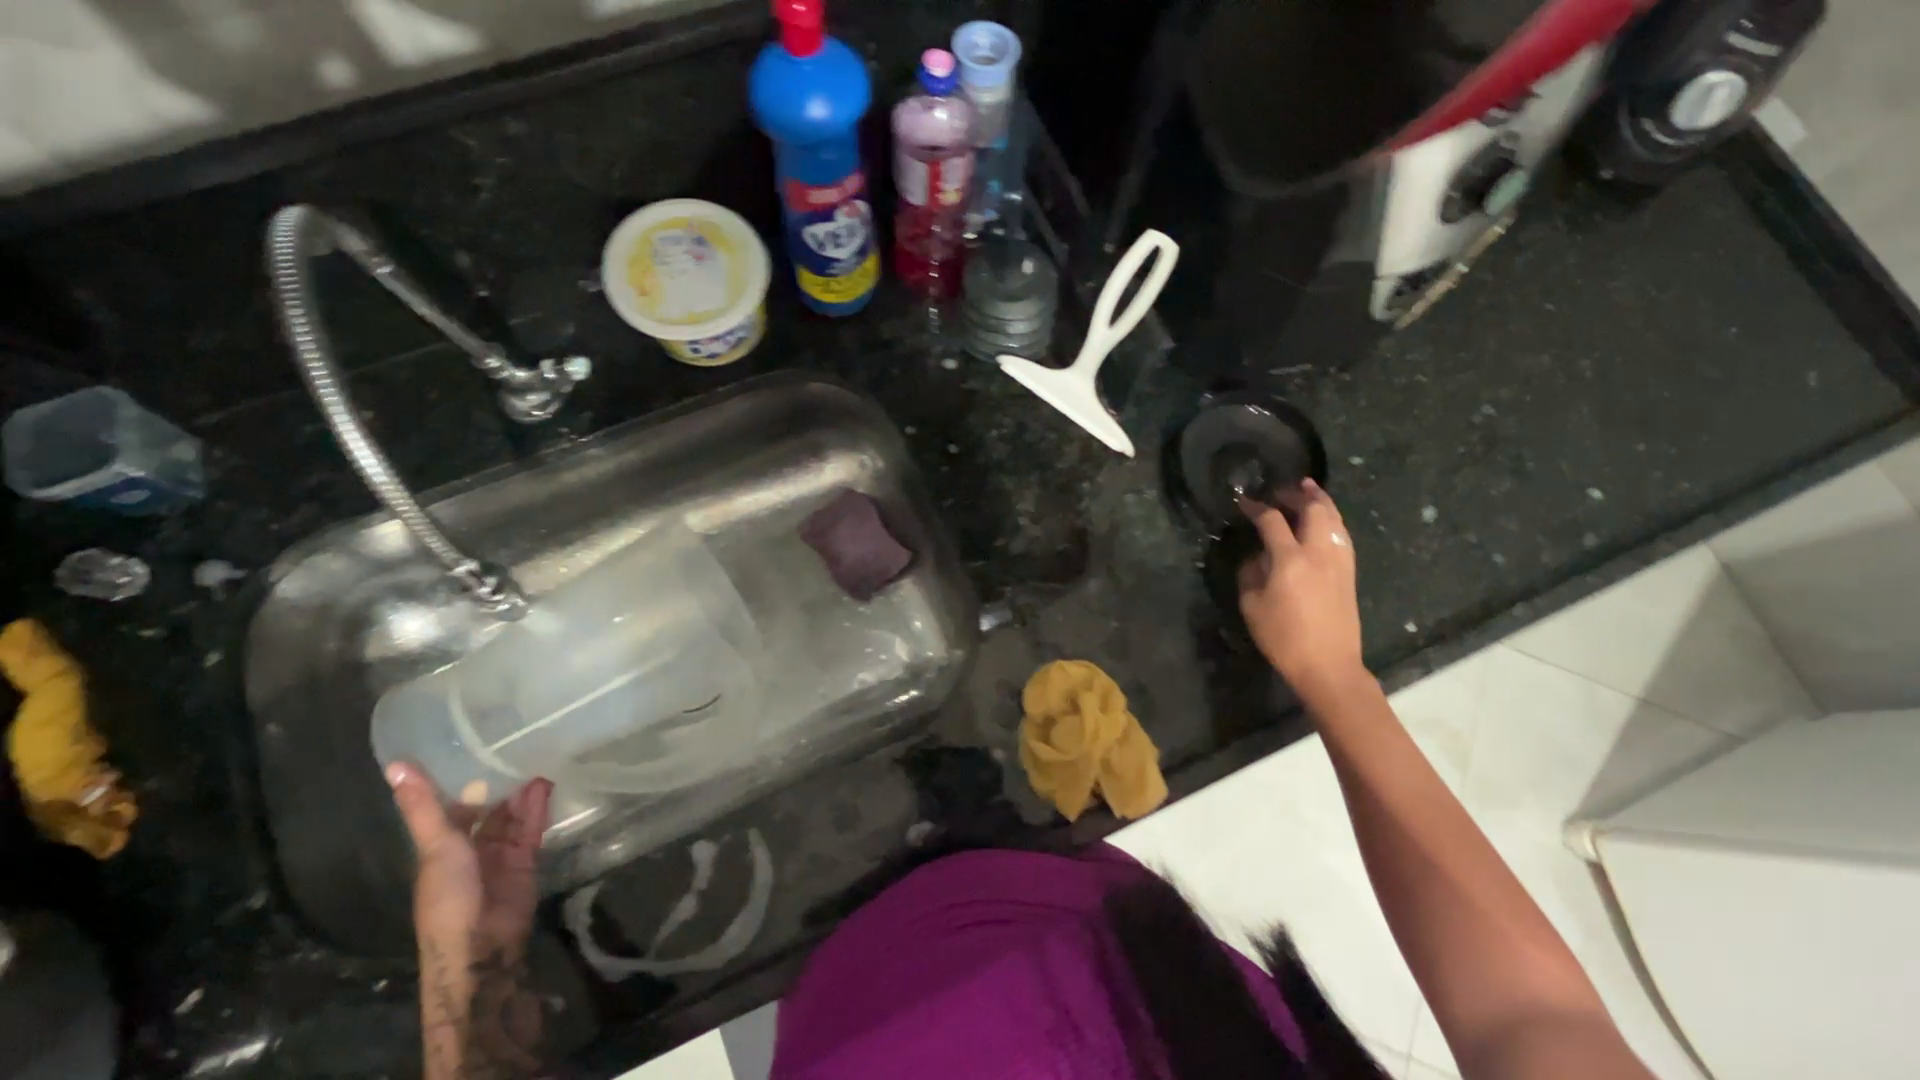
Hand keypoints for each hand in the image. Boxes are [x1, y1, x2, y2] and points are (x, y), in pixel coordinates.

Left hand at [387, 763, 552, 1079]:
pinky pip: (530, 830)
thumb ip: (424, 805)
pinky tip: (546, 784)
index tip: (473, 744)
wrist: (482, 946)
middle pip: (485, 810)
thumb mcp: (435, 846)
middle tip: (514, 743)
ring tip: (535, 756)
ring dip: (520, 792)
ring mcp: (498, 856)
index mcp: (439, 846)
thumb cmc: (448, 896)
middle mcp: (468, 848)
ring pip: (510, 817)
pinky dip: (537, 809)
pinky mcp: (524, 863)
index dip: (460, 779)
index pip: (449, 806)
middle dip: (497, 783)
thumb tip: (395, 763)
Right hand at [1237, 479, 1365, 696]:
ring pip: (1334, 518)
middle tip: (1281, 490)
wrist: (1328, 665)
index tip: (1243, 503)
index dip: (1256, 508)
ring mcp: (1339, 560)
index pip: (1272, 521)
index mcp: (1290, 560)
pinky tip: (1323, 521)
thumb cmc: (1284, 638)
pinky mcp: (1349, 571)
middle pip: (1314, 509)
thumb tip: (1257, 556)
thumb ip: (1251, 574)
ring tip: (1308, 492)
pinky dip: (1331, 519)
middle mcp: (1319, 552)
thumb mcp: (1253, 607)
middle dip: (1297, 494)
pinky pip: (1341, 533)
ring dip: (1320, 501)